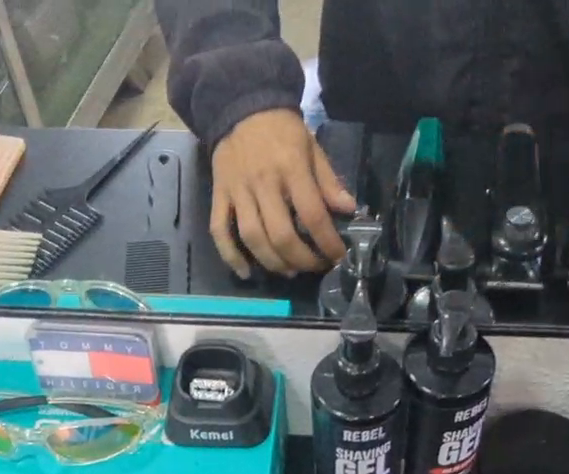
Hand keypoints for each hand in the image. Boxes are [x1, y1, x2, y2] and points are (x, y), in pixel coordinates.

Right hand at [210, 109, 355, 277]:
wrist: (241, 105)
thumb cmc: (282, 131)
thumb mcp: (312, 148)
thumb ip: (328, 181)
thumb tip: (349, 209)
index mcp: (291, 169)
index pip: (312, 215)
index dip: (328, 242)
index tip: (337, 256)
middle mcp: (263, 183)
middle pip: (281, 234)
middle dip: (301, 259)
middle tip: (314, 267)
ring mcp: (238, 191)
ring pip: (252, 237)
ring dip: (272, 262)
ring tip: (289, 271)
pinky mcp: (220, 195)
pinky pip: (220, 230)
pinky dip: (230, 256)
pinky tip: (245, 273)